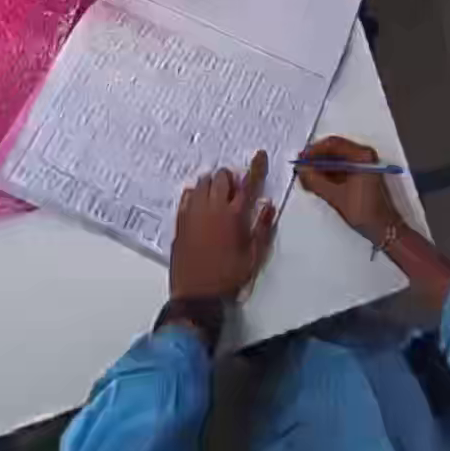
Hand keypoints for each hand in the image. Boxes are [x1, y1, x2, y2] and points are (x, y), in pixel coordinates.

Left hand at [169, 151, 276, 301]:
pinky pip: (187, 195)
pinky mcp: (180, 220)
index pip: (248, 183)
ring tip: (217, 197)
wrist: (196, 295)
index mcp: (235, 215)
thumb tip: (269, 205)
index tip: (259, 155)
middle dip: (230, 178)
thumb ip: (263, 228)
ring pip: (203, 182)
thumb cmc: (228, 277)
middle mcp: (213, 208)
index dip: (256, 167)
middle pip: (222, 177)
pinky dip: (196, 194)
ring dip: (213, 184)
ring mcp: (194, 212)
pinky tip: (201, 204)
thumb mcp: (254, 256)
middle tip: (234, 190)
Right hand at [296, 136, 400, 241]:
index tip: (302, 160)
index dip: (314, 151)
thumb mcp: (335, 196)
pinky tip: (317, 182)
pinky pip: (342, 168)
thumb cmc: (364, 211)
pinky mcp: (362, 175)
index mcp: (361, 156)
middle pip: (334, 150)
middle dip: (316, 159)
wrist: (384, 229)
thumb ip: (315, 180)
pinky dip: (328, 174)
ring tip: (306, 178)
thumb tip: (301, 169)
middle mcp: (364, 156)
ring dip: (321, 167)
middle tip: (302, 168)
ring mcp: (364, 165)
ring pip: (337, 159)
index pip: (333, 144)